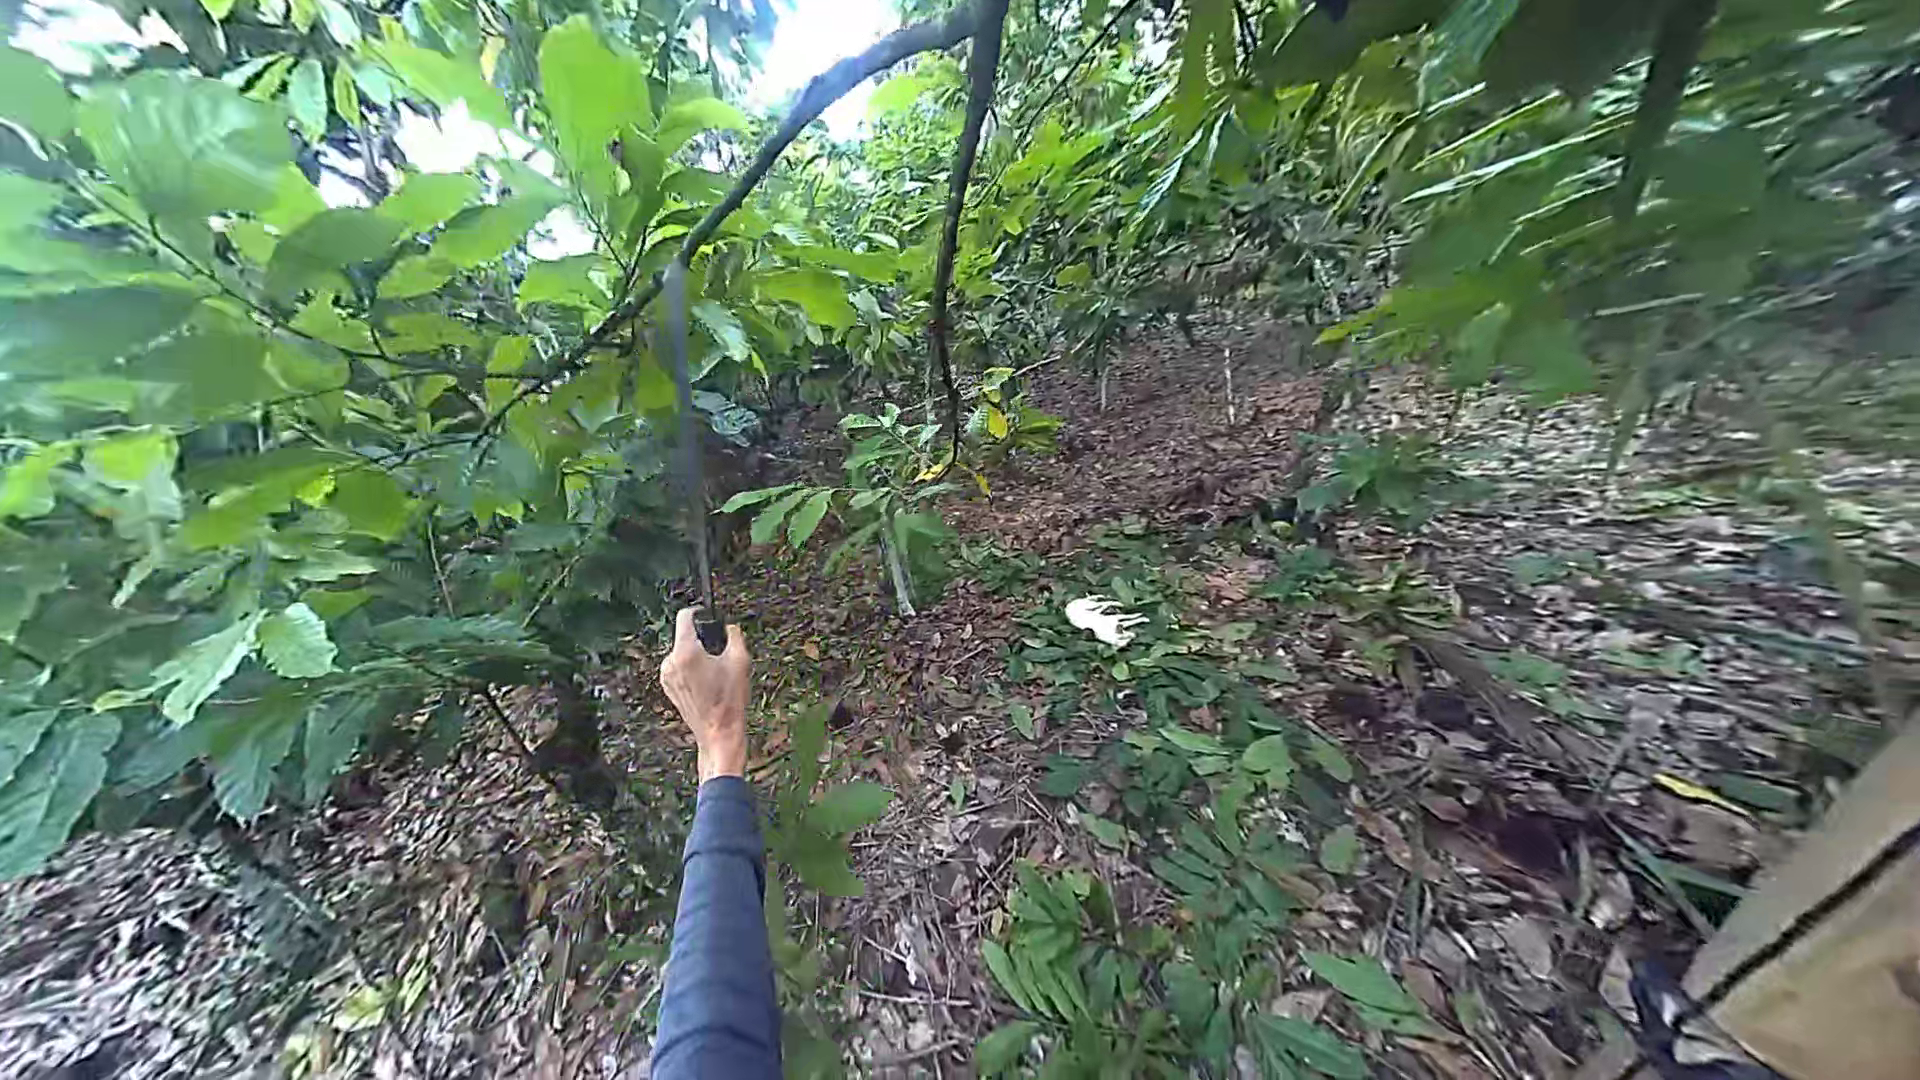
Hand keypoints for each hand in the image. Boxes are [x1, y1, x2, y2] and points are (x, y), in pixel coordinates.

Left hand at [659, 607, 750, 782]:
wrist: (718, 731)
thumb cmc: (730, 697)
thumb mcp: (740, 660)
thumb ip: (734, 635)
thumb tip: (728, 626)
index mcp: (686, 652)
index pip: (685, 618)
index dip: (698, 611)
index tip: (707, 613)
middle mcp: (670, 662)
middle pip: (685, 636)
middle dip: (703, 639)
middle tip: (721, 653)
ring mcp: (666, 676)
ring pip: (682, 652)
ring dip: (697, 654)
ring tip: (716, 672)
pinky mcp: (667, 686)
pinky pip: (679, 666)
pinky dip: (691, 667)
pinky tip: (707, 682)